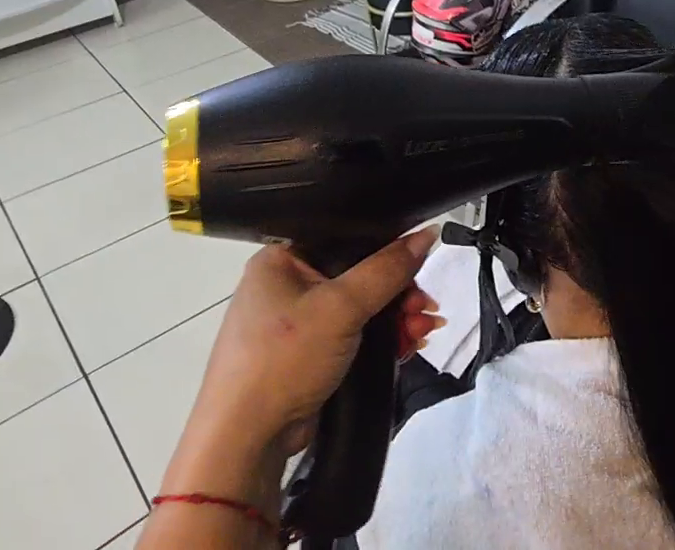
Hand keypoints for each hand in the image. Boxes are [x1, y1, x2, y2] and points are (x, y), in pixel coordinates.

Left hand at [188, 229, 443, 459]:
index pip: (346, 237)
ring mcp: (298, 322)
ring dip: (398, 317)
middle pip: (361, 274)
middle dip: (400, 293)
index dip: (388, 248)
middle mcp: (288, 284)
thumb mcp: (341, 308)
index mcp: (282, 260)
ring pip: (363, 306)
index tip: (421, 267)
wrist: (246, 442)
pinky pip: (357, 333)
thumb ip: (387, 269)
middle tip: (426, 308)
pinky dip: (384, 337)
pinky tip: (411, 344)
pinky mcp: (311, 354)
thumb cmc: (284, 360)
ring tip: (425, 331)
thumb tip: (428, 233)